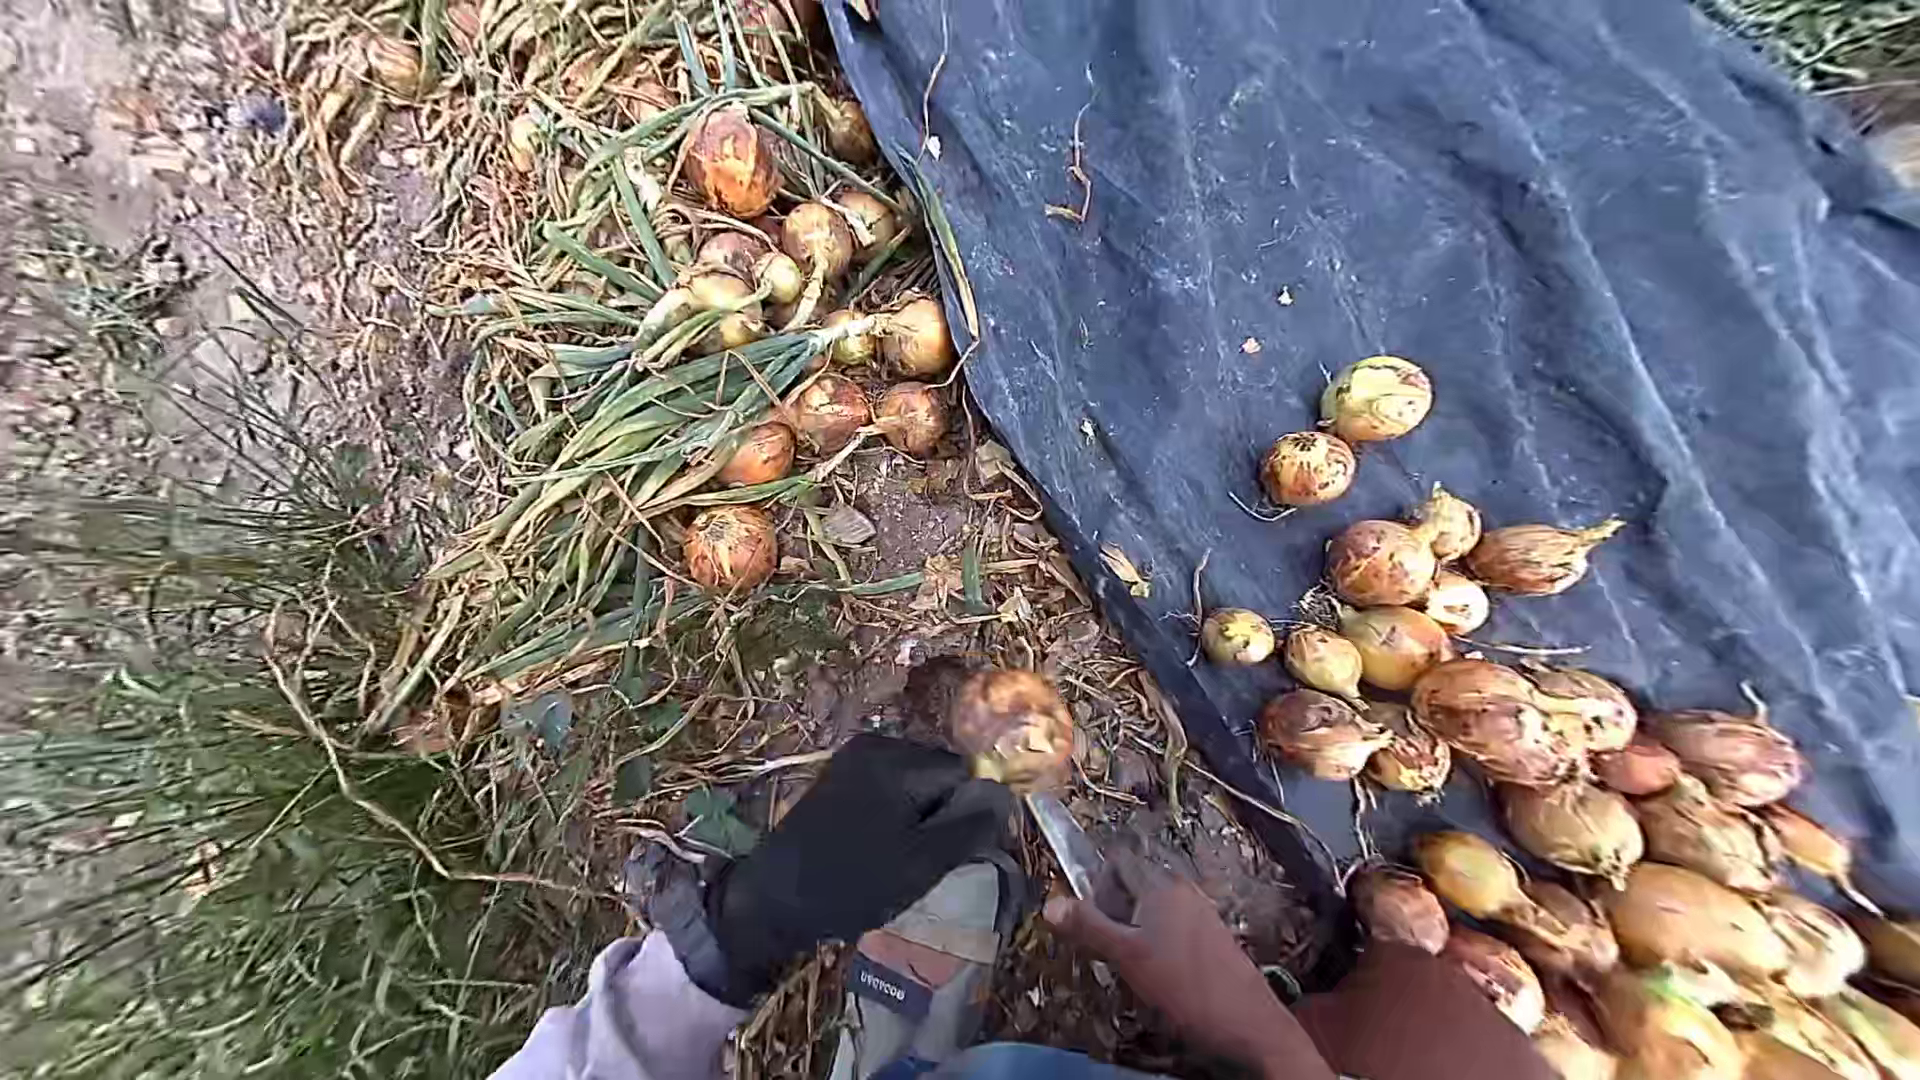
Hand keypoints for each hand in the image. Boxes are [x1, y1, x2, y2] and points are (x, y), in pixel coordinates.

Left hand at [701, 734, 1011, 1003]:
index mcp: (897, 761)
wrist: (772, 898)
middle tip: (927, 854)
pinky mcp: (842, 769)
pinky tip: (883, 838)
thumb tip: (1006, 796)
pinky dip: (899, 805)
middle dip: (944, 807)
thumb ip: (968, 826)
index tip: (961, 849)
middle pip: (939, 769)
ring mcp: (856, 753)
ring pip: (917, 775)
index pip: (962, 772)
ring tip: (903, 850)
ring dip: (922, 808)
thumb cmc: (851, 885)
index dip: (969, 810)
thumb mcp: (920, 864)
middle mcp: (877, 743)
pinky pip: (891, 779)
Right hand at [1044, 852, 1336, 1079]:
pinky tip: (1163, 975)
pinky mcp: (1213, 934)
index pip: (1117, 860)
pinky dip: (1158, 940)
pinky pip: (1173, 924)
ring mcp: (1200, 910)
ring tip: (1136, 965)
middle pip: (1133, 883)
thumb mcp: (1127, 957)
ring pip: (1152, 906)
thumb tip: (1049, 904)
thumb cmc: (1184, 985)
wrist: (1252, 1026)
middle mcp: (1180, 887)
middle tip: (1112, 948)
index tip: (1094, 920)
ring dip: (1136, 928)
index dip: (1098, 884)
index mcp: (1159, 883)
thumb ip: (1088, 927)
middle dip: (1115, 911)